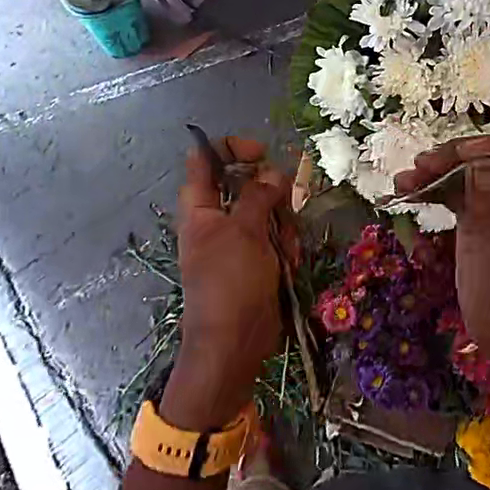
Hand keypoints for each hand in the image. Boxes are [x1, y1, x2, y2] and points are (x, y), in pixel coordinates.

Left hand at [164, 136, 292, 430]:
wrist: (235, 342)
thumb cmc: (231, 282)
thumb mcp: (245, 231)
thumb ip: (258, 194)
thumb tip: (272, 172)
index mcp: (200, 207)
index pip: (206, 159)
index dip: (231, 147)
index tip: (261, 153)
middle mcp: (218, 218)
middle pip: (248, 184)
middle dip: (272, 196)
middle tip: (281, 211)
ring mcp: (239, 239)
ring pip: (269, 211)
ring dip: (284, 225)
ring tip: (285, 251)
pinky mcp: (258, 259)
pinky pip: (277, 237)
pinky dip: (286, 247)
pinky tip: (289, 264)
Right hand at [395, 136, 489, 403]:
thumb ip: (488, 206)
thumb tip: (482, 155)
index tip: (461, 154)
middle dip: (462, 159)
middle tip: (422, 165)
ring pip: (483, 177)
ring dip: (445, 174)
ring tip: (407, 179)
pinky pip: (471, 198)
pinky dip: (443, 193)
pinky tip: (413, 192)